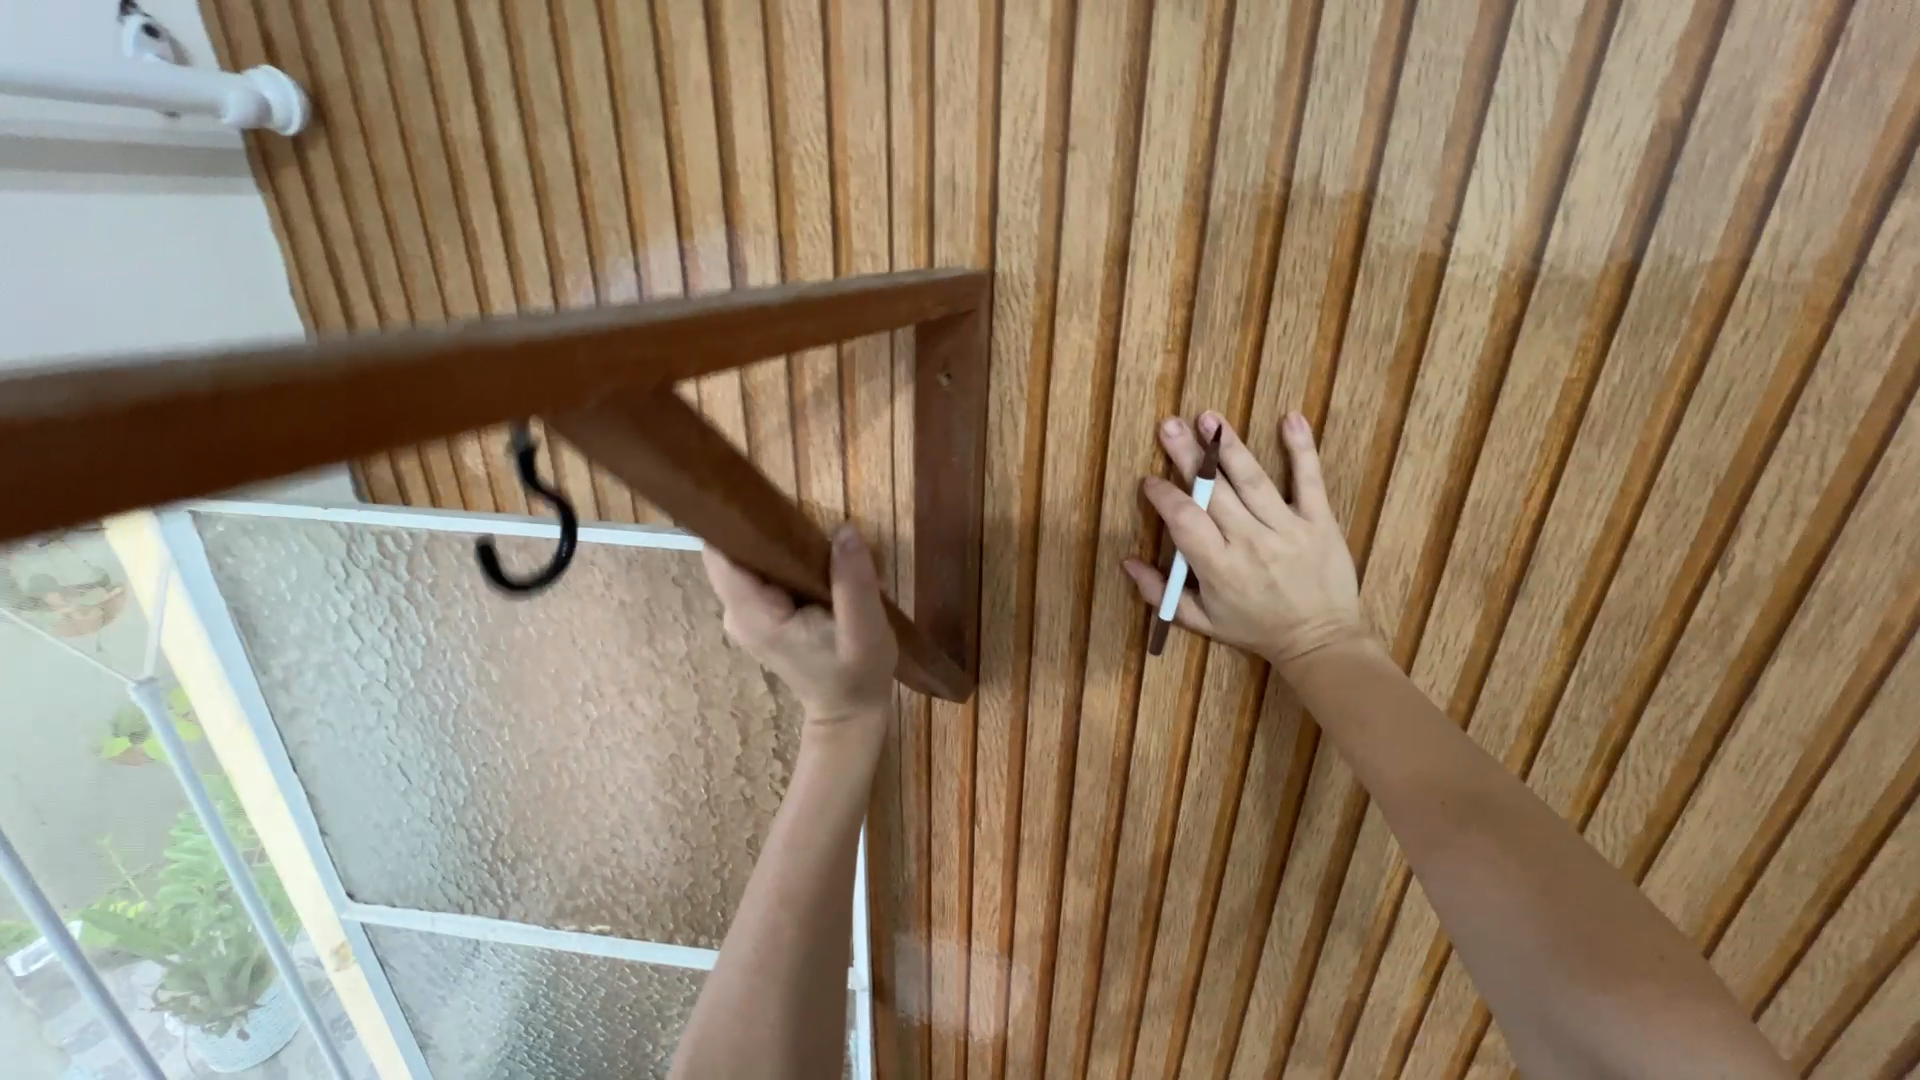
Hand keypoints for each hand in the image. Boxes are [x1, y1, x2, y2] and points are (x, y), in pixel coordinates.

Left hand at [702, 525, 898, 743]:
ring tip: (816, 541)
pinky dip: (783, 559)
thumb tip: (845, 531)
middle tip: (809, 521)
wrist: (849, 712)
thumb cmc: (857, 674)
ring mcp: (744, 614)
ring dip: (777, 544)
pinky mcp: (758, 614)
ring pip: (747, 558)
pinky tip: (813, 560)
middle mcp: (736, 613)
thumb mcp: (866, 629)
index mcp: (754, 615)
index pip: (720, 554)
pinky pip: (760, 572)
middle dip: (766, 530)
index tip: (770, 502)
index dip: (738, 522)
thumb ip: (853, 580)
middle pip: (732, 552)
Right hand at [1123, 410, 1369, 674]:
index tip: (1149, 480)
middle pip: (1214, 493)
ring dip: (1228, 447)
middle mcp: (1251, 543)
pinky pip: (1309, 481)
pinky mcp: (1319, 522)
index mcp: (1219, 568)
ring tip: (1209, 418)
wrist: (1321, 641)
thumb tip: (1127, 561)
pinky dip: (1300, 449)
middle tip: (1169, 425)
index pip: (1184, 521)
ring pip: (1253, 480)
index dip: (1164, 496)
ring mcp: (1288, 530)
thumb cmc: (1255, 630)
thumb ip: (1161, 593)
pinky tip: (1289, 418)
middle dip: (1189, 457)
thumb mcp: (1201, 621)